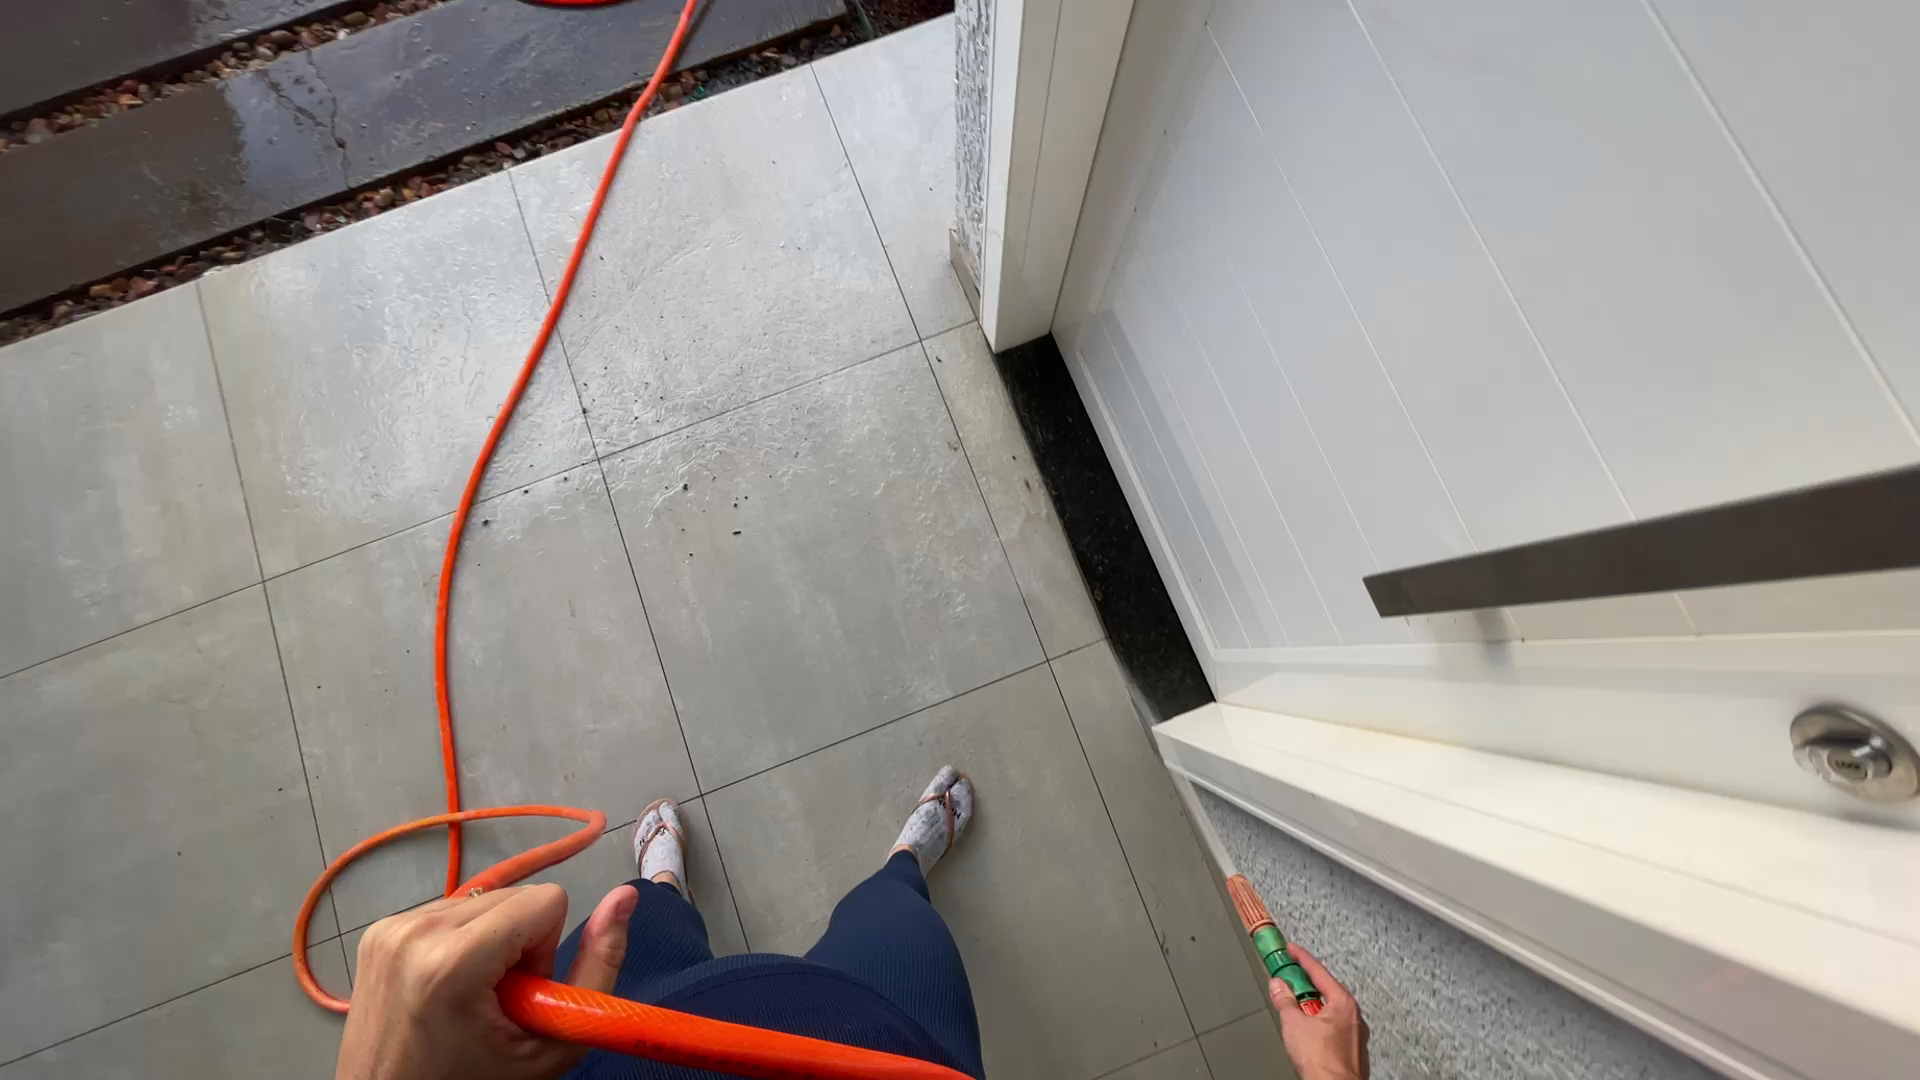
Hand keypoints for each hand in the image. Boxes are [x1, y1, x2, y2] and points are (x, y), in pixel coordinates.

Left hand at [336, 882, 638, 1079]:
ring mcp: (391, 929)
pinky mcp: (379, 931)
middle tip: (494, 1001)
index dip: (546, 950)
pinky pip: (457, 908)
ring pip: (491, 899)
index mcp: (452, 961)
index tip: (518, 996)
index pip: (547, 900)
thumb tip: (625, 894)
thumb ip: (599, 966)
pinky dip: (465, 940)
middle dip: (520, 943)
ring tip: (468, 996)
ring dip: (493, 941)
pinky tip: (445, 986)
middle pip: (518, 896)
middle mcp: (415, 931)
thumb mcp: (554, 1042)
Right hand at [1270, 943, 1367, 1079]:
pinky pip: (1334, 1026)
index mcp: (1343, 1004)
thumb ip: (1284, 1000)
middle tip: (1289, 974)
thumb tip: (1278, 986)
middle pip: (1326, 989)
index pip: (1319, 971)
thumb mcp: (1293, 1022)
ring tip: (1294, 1003)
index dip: (1301, 958)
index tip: (1291, 949)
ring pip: (1331, 1009)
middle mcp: (1354, 1017)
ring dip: (1312, 1003)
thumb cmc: (1322, 1061)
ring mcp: (1356, 1036)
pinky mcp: (1353, 1052)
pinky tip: (1308, 1027)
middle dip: (1306, 982)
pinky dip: (1319, 1020)